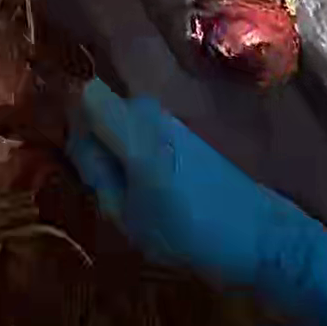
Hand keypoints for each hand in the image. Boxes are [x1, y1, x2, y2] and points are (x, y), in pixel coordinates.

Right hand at [64, 79, 326, 325]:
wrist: (255, 231)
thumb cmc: (188, 228)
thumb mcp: (129, 215)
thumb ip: (98, 174)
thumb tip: (78, 145)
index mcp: (132, 126)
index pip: (86, 95)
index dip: (71, 118)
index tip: (74, 154)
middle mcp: (147, 109)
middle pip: (100, 110)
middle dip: (95, 142)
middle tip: (107, 188)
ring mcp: (165, 116)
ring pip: (119, 122)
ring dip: (116, 149)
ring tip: (132, 193)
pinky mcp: (178, 128)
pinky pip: (139, 130)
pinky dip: (134, 152)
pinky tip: (151, 187)